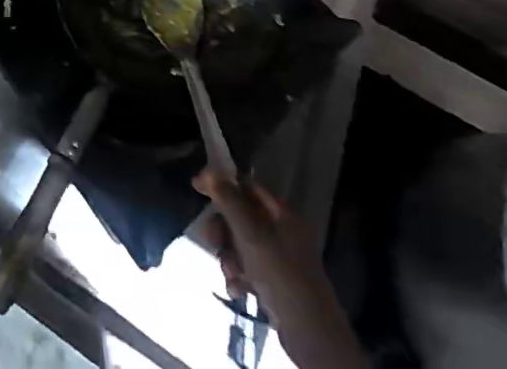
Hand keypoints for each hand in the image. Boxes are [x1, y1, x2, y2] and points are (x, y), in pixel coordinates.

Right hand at [193, 171, 323, 307]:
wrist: (310, 333)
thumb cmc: (280, 275)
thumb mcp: (250, 234)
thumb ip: (229, 201)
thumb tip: (210, 172)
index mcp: (282, 215)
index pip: (247, 187)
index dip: (222, 184)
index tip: (196, 188)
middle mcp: (283, 232)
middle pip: (241, 217)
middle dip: (222, 229)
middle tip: (211, 239)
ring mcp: (280, 259)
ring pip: (240, 244)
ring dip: (228, 256)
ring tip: (230, 272)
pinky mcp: (275, 282)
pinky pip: (247, 268)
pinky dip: (238, 275)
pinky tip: (238, 289)